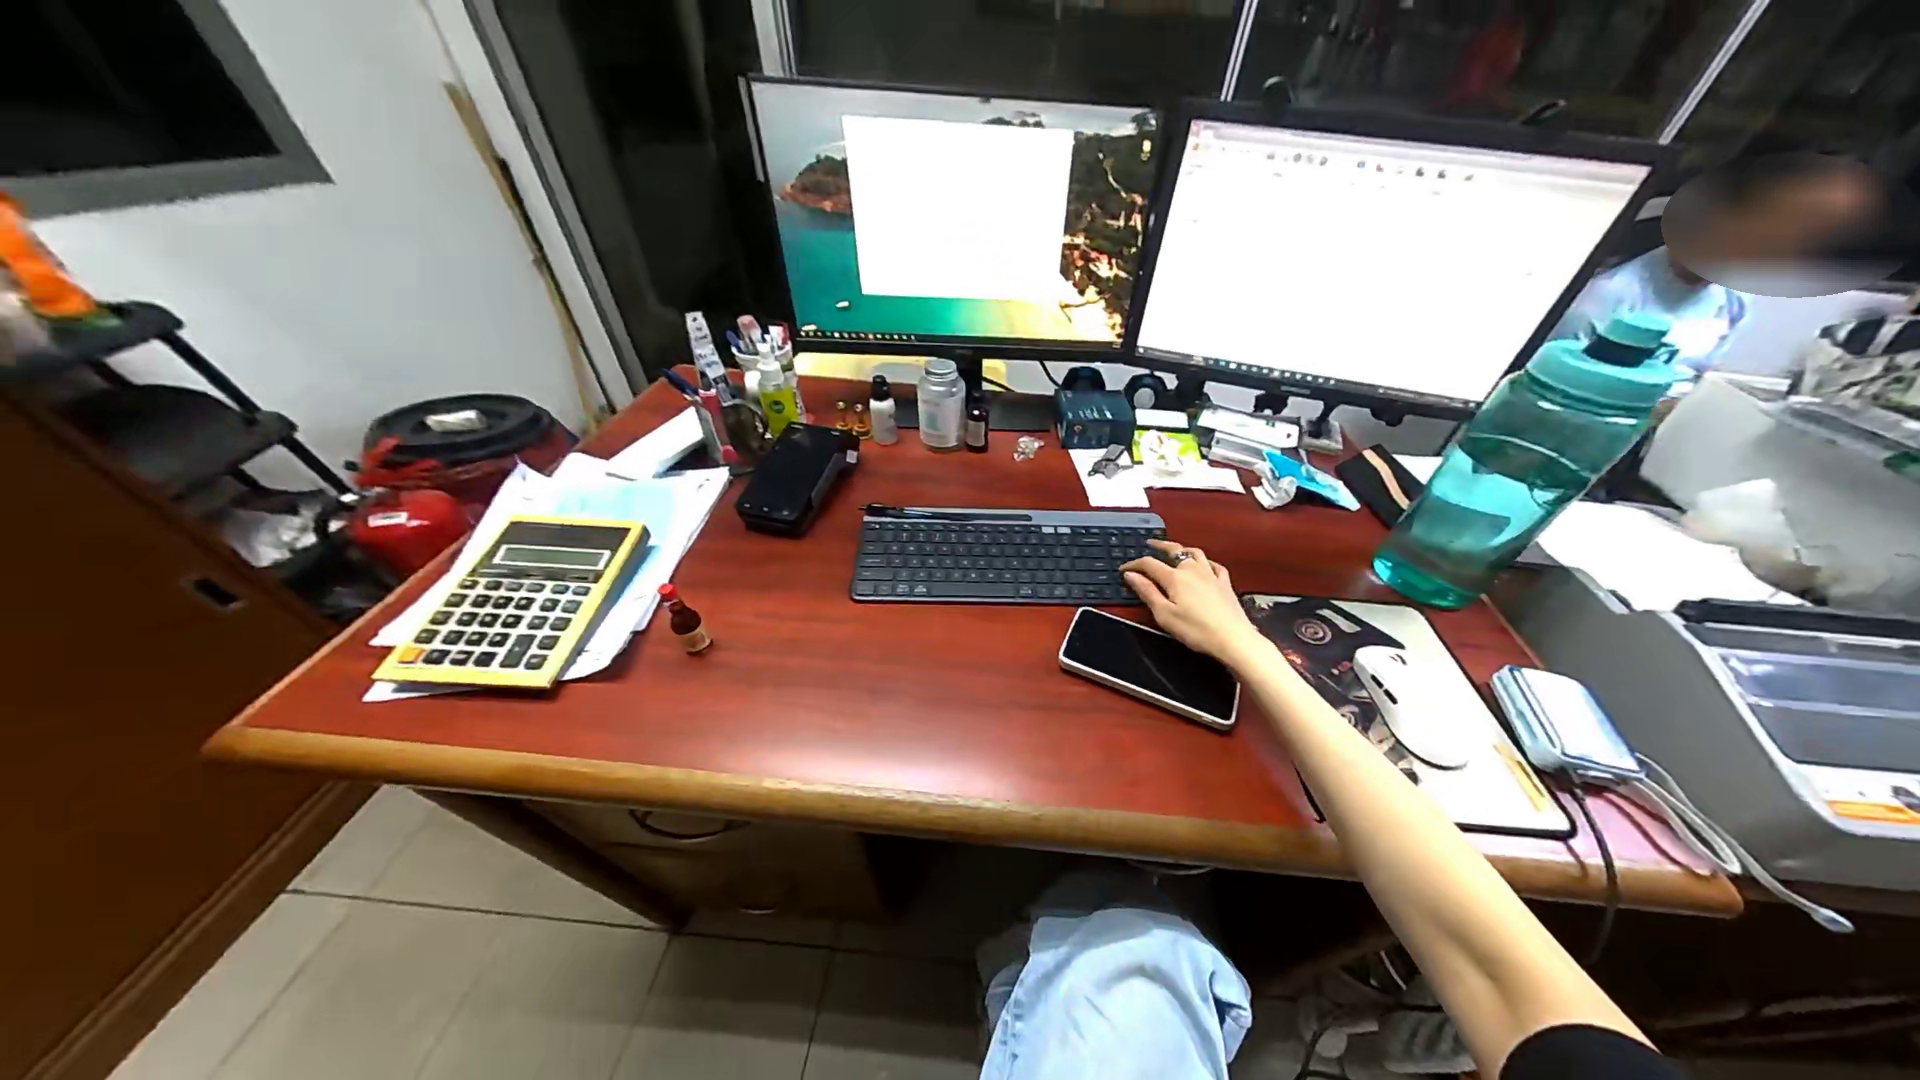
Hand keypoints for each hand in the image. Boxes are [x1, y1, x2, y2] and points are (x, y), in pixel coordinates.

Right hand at [1121, 540, 1271, 668]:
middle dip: (1159, 546)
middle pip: (1174, 550)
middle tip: (1150, 543)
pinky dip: (1206, 562)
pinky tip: (1205, 564)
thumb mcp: (1164, 614)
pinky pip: (1215, 566)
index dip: (1134, 565)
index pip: (1149, 564)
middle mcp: (1192, 570)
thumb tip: (1131, 575)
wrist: (1232, 638)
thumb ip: (1147, 592)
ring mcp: (1211, 575)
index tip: (1124, 569)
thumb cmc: (1196, 630)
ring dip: (1183, 549)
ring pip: (1196, 553)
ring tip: (1176, 549)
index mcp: (1175, 578)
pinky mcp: (1225, 584)